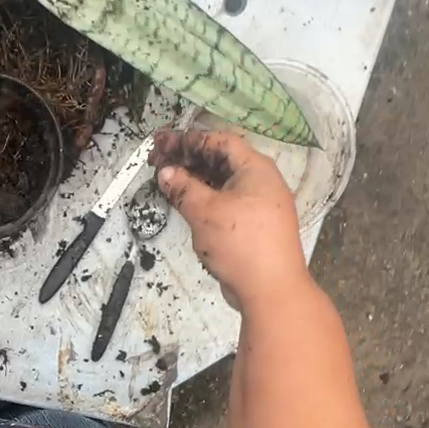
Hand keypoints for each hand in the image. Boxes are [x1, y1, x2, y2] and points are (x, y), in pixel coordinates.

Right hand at [150, 129, 310, 312]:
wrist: (270, 287)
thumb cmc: (241, 243)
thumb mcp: (205, 212)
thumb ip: (183, 189)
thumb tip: (166, 172)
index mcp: (255, 169)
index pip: (218, 142)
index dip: (188, 140)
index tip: (161, 143)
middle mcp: (260, 182)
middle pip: (220, 161)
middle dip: (188, 159)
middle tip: (157, 160)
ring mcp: (258, 205)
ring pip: (221, 183)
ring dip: (194, 180)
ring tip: (167, 181)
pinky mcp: (253, 227)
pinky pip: (225, 203)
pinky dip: (204, 199)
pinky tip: (186, 205)